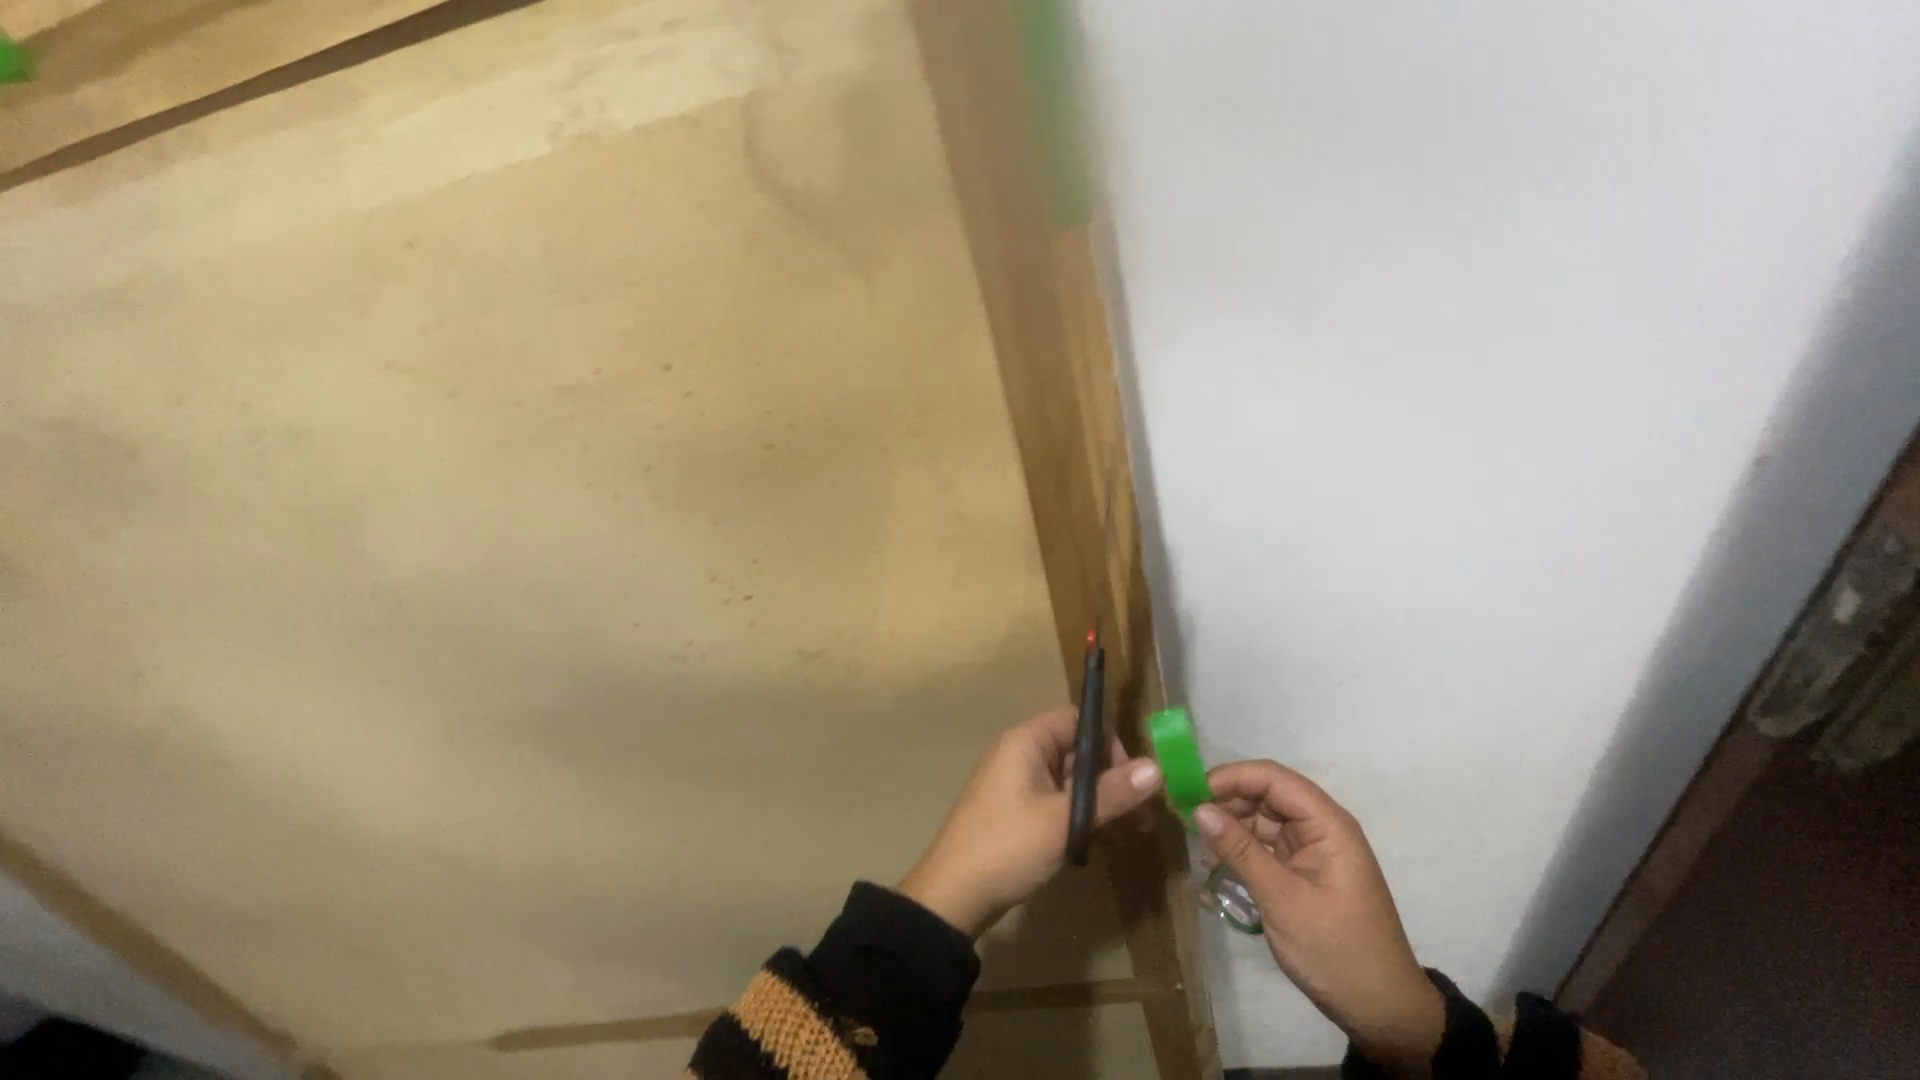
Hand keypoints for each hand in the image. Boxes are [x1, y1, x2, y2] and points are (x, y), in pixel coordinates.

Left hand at [898, 707, 1163, 937]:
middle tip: (1144, 818)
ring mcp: (1018, 786)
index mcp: (1026, 742)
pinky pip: (1058, 805)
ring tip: (1133, 835)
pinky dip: (1081, 819)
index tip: (1132, 780)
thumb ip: (1112, 793)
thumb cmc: (1008, 846)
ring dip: (1102, 805)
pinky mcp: (1018, 815)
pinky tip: (1104, 846)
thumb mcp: (1065, 820)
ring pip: (1072, 784)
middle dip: (1114, 782)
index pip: (1079, 721)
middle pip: (1079, 754)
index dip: (1110, 744)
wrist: (953, 896)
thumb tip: (1157, 768)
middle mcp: (1021, 755)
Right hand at [1194, 762, 1444, 1078]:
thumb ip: (1240, 850)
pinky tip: (1214, 868)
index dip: (1231, 777)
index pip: (1273, 778)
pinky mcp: (1302, 873)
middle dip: (1225, 803)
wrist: (1381, 1009)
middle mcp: (1320, 828)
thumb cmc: (1336, 949)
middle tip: (1186, 822)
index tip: (1190, 793)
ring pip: (1261, 821)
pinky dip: (1240, 853)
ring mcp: (1311, 851)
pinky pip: (1265, 848)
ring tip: (1199, 850)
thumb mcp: (1282, 899)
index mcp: (1327, 824)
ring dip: (1229, 830)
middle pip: (1265, 795)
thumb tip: (1198, 809)